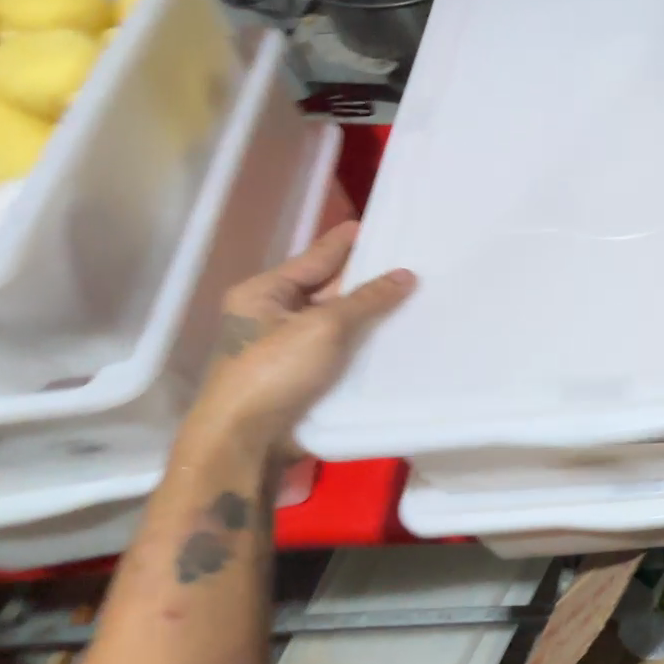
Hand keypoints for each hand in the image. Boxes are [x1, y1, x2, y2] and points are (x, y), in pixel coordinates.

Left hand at [192, 221, 414, 445]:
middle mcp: (273, 315)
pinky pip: (344, 345)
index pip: (315, 258)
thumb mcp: (323, 328)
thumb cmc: (273, 373)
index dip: (345, 243)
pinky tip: (400, 333)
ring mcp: (290, 346)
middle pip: (328, 287)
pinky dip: (368, 338)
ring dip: (372, 310)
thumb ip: (366, 299)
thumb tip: (406, 274)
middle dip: (366, 277)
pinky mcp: (306, 373)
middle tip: (409, 260)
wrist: (247, 439)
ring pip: (339, 318)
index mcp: (263, 294)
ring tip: (416, 293)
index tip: (375, 224)